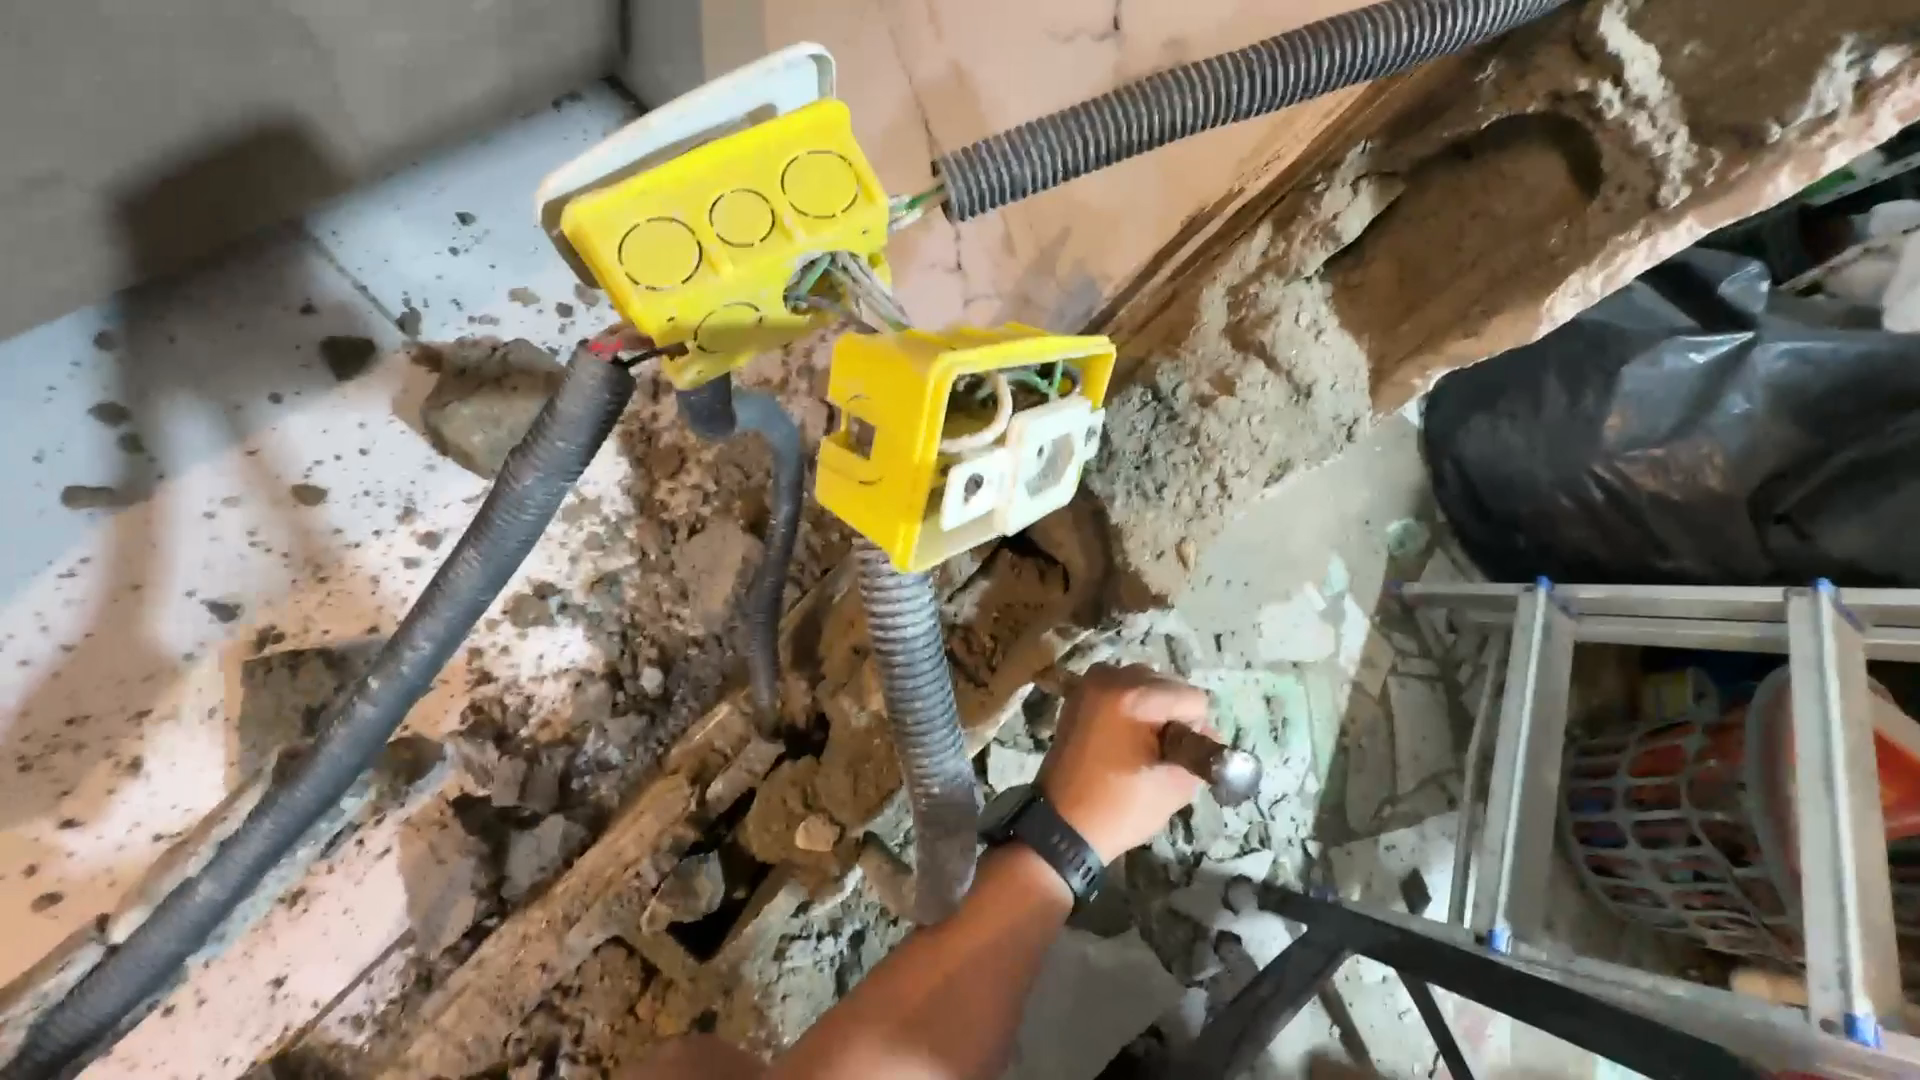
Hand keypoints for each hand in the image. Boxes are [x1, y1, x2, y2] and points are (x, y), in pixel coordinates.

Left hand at [1038, 663, 1210, 862]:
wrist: (1062, 822)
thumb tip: (1206, 730)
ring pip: (1145, 683)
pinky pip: (1121, 688)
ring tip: (1140, 746)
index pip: (1193, 698)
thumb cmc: (1120, 807)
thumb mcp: (1176, 785)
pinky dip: (1131, 706)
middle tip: (1159, 753)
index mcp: (1134, 696)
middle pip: (1168, 684)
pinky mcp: (1079, 694)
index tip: (1178, 756)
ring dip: (1153, 708)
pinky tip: (1124, 736)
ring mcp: (1090, 682)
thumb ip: (1201, 751)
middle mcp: (1110, 677)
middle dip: (1173, 715)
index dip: (1195, 729)